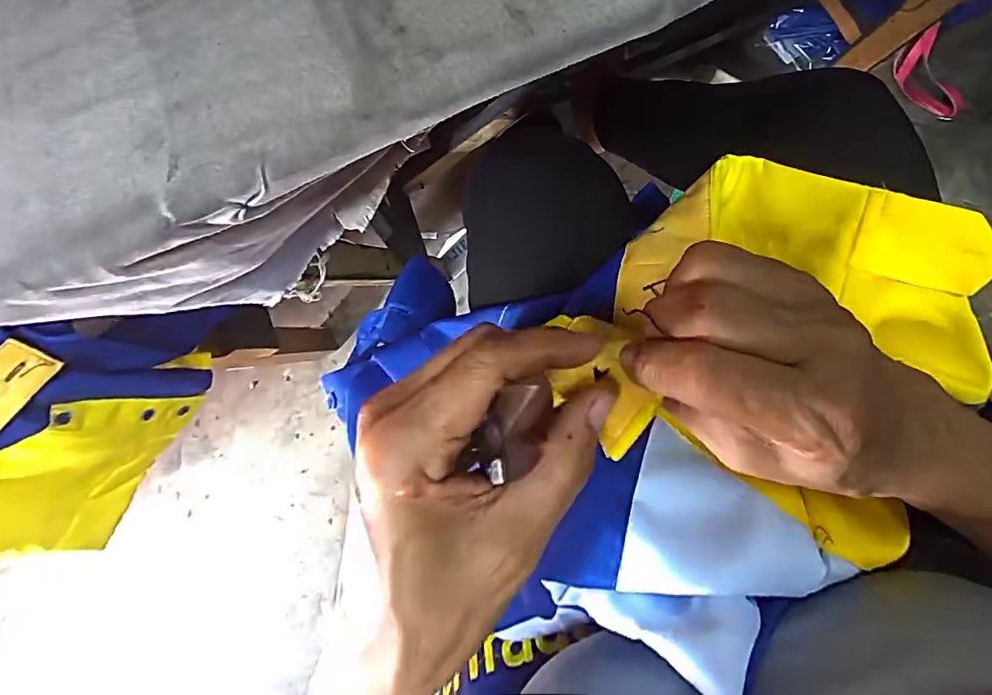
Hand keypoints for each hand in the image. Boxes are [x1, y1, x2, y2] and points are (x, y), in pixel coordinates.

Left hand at [353, 323, 613, 690]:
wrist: (390, 645)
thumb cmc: (450, 597)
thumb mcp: (524, 528)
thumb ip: (569, 452)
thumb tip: (604, 391)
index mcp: (405, 438)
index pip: (488, 359)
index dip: (549, 345)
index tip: (596, 349)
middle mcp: (386, 410)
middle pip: (481, 349)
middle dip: (534, 369)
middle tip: (566, 409)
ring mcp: (386, 412)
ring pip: (475, 358)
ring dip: (517, 388)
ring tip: (528, 445)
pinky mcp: (396, 421)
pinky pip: (463, 379)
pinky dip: (499, 399)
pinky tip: (505, 445)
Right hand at [623, 240, 973, 499]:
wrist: (892, 417)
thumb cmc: (826, 457)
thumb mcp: (759, 463)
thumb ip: (701, 417)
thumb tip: (649, 370)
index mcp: (809, 411)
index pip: (711, 372)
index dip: (655, 363)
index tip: (630, 364)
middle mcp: (815, 345)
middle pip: (709, 309)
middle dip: (659, 322)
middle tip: (646, 341)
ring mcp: (813, 303)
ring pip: (717, 270)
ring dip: (674, 291)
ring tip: (670, 318)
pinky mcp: (805, 280)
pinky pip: (735, 257)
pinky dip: (698, 273)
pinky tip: (697, 299)